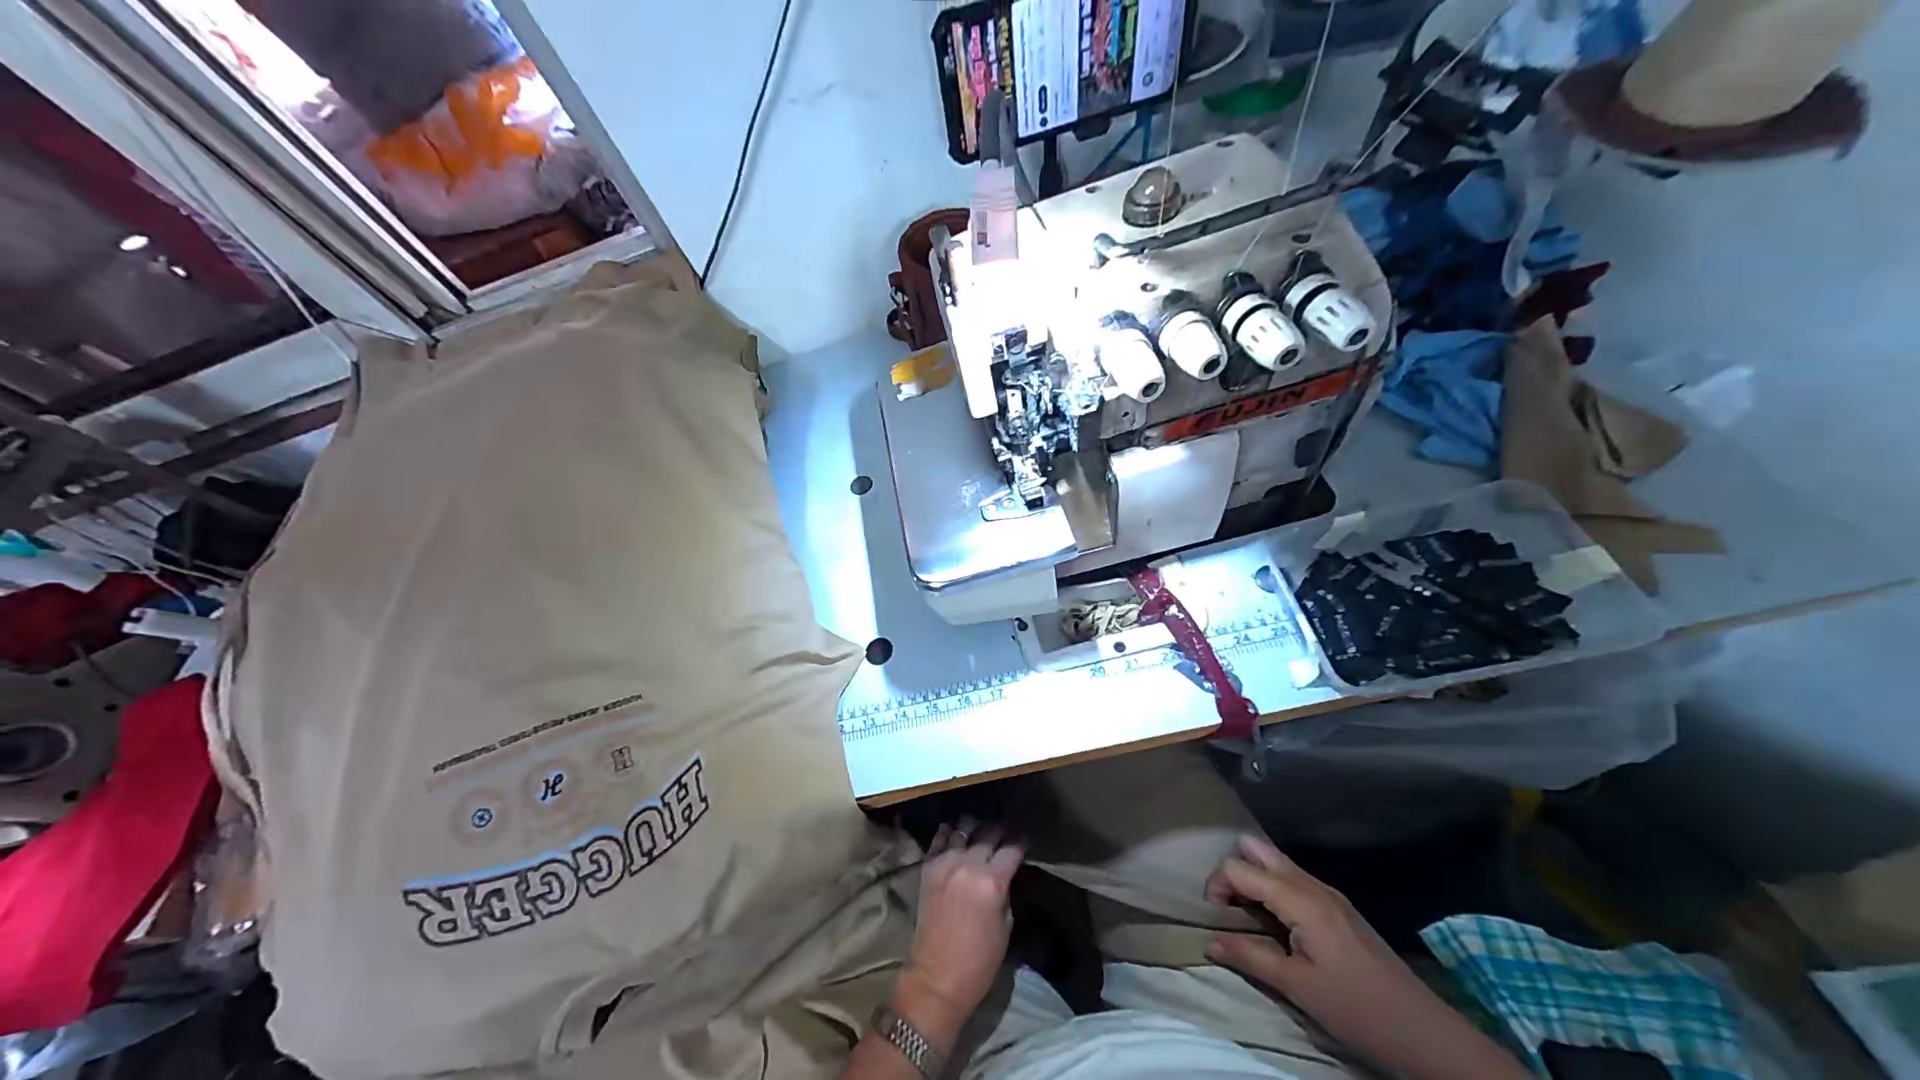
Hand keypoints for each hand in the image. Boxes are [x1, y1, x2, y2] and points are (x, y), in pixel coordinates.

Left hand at [898, 820, 1023, 1029]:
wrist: (936, 977)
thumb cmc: (979, 961)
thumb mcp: (1005, 926)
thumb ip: (1005, 892)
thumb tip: (1005, 874)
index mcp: (992, 882)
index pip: (1011, 849)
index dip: (1021, 844)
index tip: (1025, 843)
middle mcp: (968, 865)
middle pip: (988, 834)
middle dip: (1001, 831)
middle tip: (1007, 833)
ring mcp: (945, 863)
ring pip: (963, 829)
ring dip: (975, 827)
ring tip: (982, 828)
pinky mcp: (928, 868)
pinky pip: (939, 839)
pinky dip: (949, 832)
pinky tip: (955, 830)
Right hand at [1204, 835, 1531, 1079]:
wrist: (1425, 1033)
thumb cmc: (1357, 1009)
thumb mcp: (1297, 987)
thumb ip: (1250, 957)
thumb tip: (1208, 942)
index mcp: (1300, 899)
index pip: (1238, 867)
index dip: (1217, 886)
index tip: (1216, 919)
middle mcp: (1313, 886)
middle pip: (1258, 851)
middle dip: (1234, 871)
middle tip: (1227, 907)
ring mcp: (1330, 895)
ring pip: (1278, 863)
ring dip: (1254, 878)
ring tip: (1244, 912)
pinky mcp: (1341, 909)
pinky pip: (1295, 880)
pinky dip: (1274, 887)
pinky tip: (1274, 918)